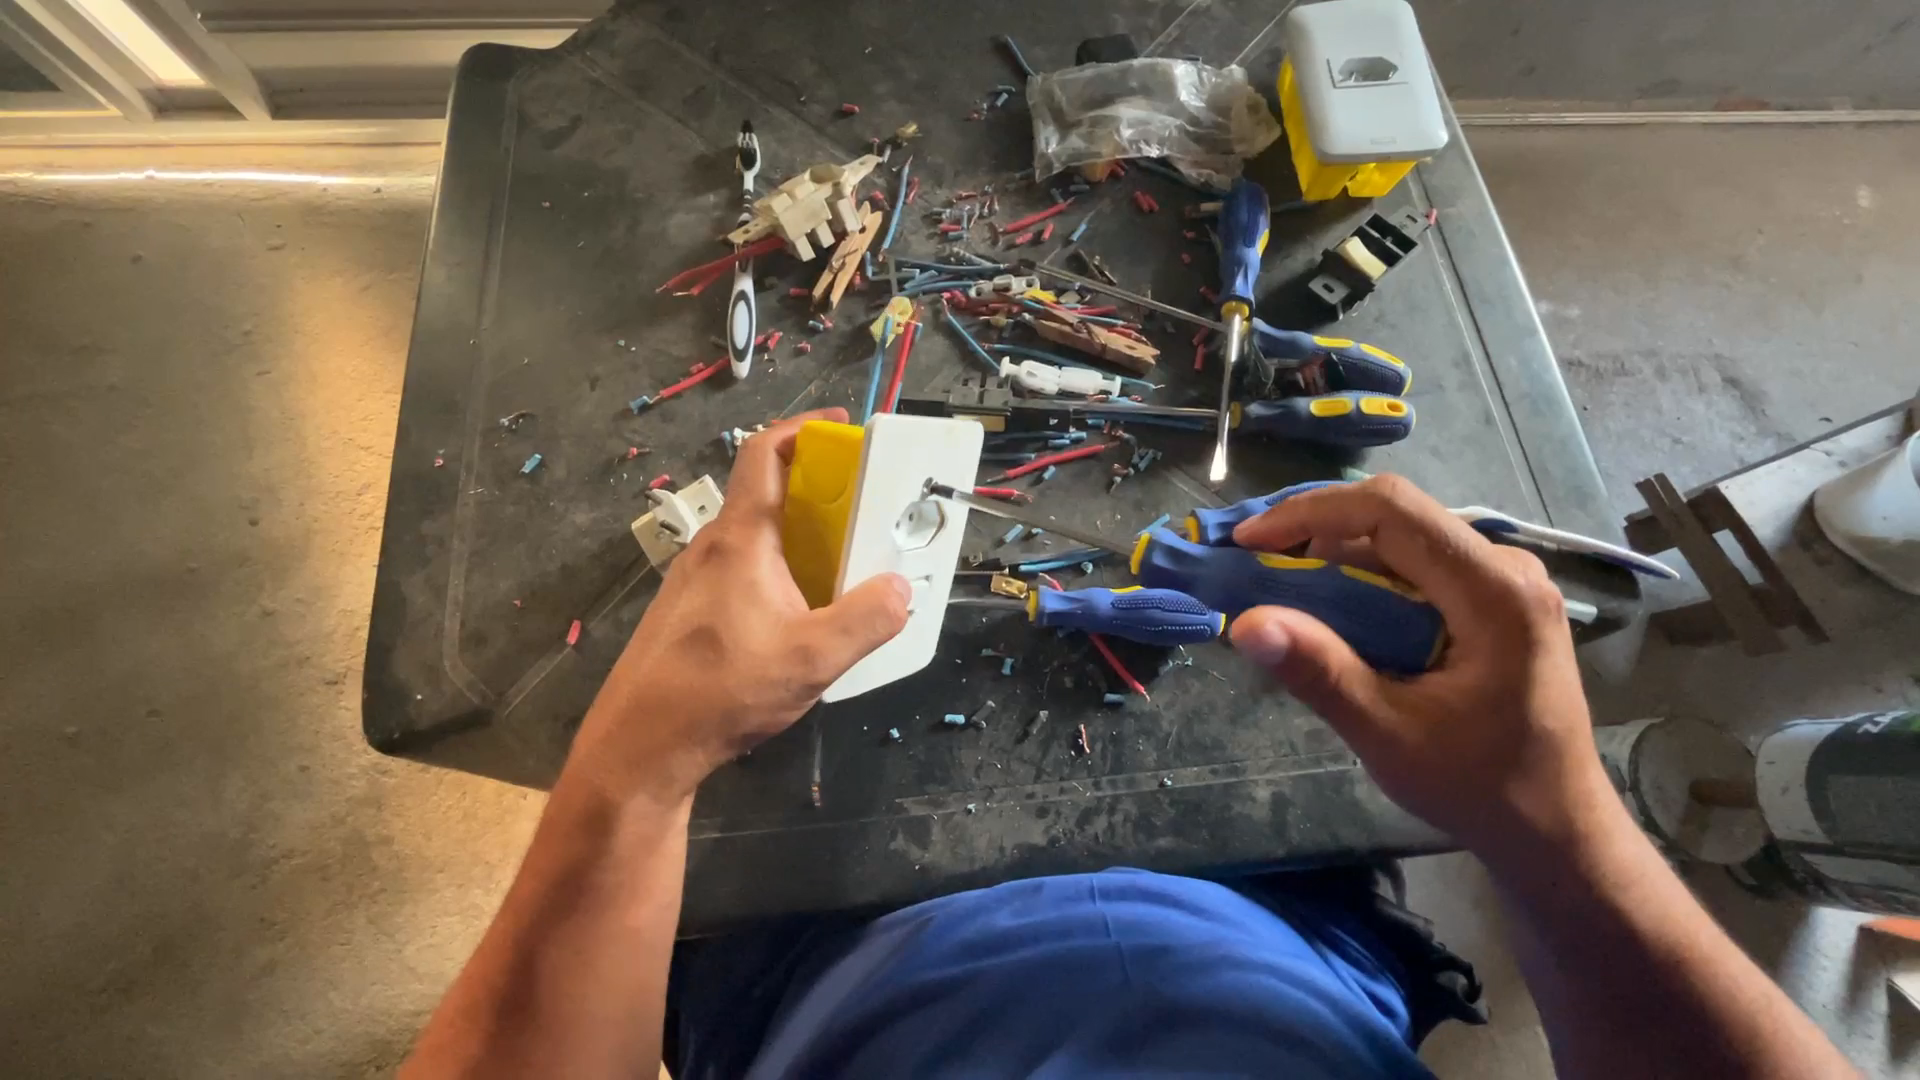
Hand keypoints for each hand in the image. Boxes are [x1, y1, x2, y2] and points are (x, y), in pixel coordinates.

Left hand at [567, 409, 909, 804]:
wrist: (641, 746)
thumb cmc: (722, 691)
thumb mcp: (812, 659)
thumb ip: (865, 621)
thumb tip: (900, 591)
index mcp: (741, 541)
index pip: (765, 454)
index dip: (803, 427)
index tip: (842, 426)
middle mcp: (713, 548)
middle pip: (766, 493)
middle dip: (818, 490)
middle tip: (864, 510)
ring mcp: (695, 580)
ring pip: (755, 536)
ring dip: (799, 536)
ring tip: (841, 565)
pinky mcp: (690, 611)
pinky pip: (742, 570)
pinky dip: (778, 569)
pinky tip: (798, 615)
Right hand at [1227, 475, 1614, 858]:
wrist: (1554, 829)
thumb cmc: (1480, 785)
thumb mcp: (1389, 735)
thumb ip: (1320, 673)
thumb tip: (1244, 625)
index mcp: (1495, 591)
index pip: (1390, 512)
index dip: (1309, 513)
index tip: (1247, 542)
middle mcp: (1504, 568)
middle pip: (1392, 515)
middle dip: (1311, 528)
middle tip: (1251, 562)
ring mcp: (1500, 580)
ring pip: (1396, 536)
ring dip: (1329, 551)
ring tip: (1275, 584)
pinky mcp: (1487, 598)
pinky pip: (1408, 561)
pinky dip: (1354, 573)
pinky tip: (1323, 605)